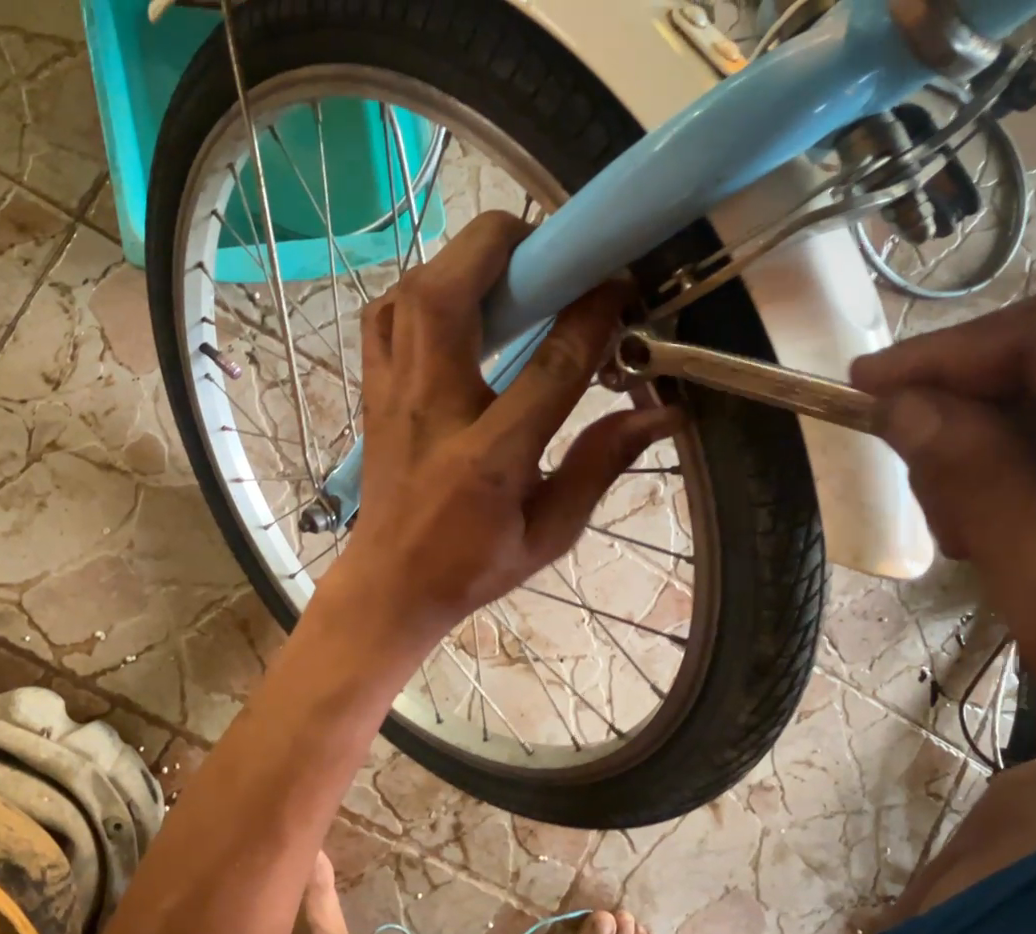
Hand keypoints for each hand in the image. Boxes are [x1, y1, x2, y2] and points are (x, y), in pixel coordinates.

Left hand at [316, 212, 681, 652]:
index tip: (621, 284)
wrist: (389, 585)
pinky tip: (453, 303)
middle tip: (551, 247)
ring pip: (409, 294)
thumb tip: (663, 412)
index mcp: (488, 459)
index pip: (549, 365)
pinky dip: (418, 290)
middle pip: (449, 296)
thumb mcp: (551, 531)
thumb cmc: (472, 565)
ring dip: (458, 262)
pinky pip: (383, 316)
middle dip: (503, 246)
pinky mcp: (371, 391)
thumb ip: (600, 465)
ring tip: (507, 269)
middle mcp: (431, 411)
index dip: (592, 313)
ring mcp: (391, 396)